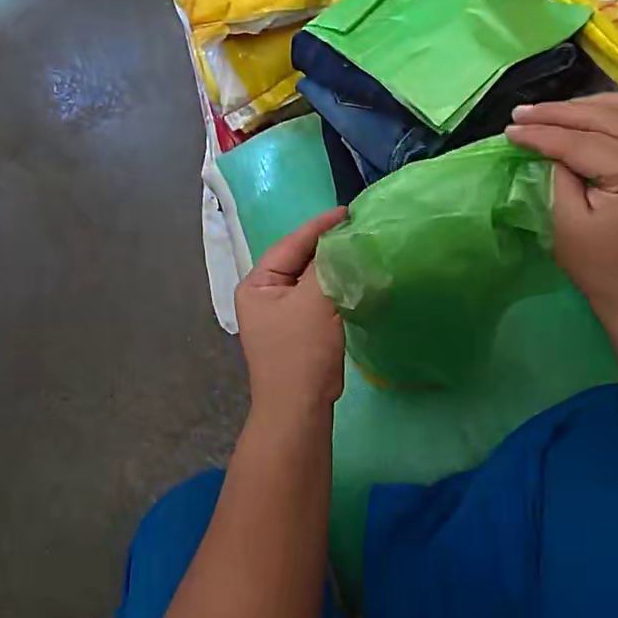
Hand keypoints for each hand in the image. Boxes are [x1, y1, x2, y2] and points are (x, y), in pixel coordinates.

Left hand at [235, 207, 350, 416]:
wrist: (299, 407)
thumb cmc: (300, 351)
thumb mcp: (314, 302)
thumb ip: (329, 267)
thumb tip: (346, 241)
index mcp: (257, 283)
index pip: (291, 244)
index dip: (320, 226)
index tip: (348, 211)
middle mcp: (265, 294)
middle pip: (300, 260)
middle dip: (329, 245)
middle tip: (358, 228)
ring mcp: (282, 313)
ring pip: (312, 279)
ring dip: (335, 266)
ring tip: (360, 248)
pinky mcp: (300, 329)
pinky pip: (319, 297)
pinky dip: (337, 286)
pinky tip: (356, 279)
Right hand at [506, 94, 617, 323]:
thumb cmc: (602, 269)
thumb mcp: (568, 224)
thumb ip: (558, 176)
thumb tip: (548, 145)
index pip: (584, 142)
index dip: (543, 134)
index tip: (510, 128)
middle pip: (608, 119)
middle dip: (560, 114)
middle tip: (521, 112)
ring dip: (592, 106)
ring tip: (555, 111)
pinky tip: (595, 113)